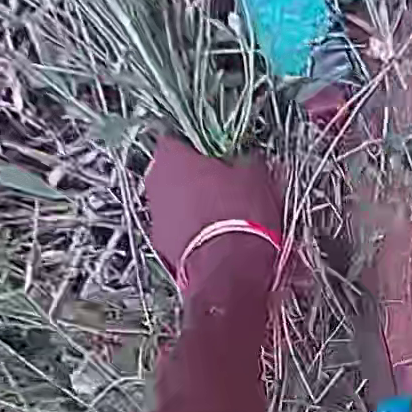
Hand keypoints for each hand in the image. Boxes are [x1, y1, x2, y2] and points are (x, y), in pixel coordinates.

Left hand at [142, 135, 282, 286]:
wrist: (229, 270)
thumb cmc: (239, 217)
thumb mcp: (256, 178)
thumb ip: (249, 162)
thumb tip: (252, 161)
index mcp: (171, 157)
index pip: (178, 141)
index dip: (202, 151)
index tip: (220, 160)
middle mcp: (155, 185)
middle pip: (173, 176)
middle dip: (196, 183)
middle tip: (225, 191)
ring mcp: (156, 220)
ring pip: (175, 208)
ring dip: (194, 212)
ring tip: (225, 223)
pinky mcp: (164, 251)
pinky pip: (180, 236)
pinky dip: (195, 238)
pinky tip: (219, 245)